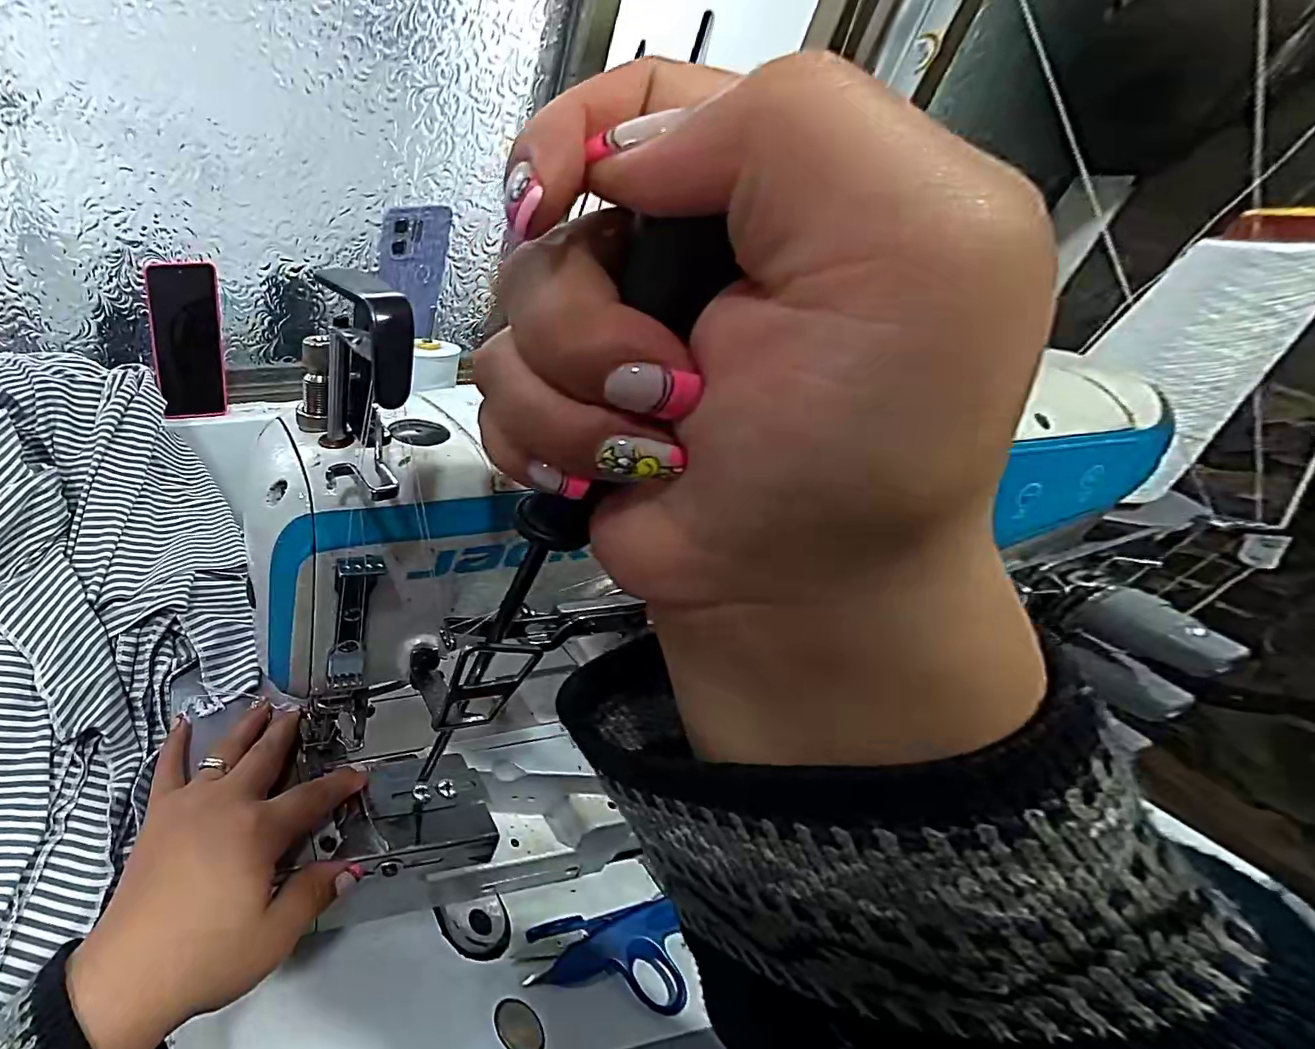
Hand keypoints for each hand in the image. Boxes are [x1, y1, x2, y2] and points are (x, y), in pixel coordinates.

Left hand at [65, 703, 367, 1048]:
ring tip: (261, 706)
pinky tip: (182, 725)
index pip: (309, 799)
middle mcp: (226, 804)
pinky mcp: (159, 813)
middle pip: (265, 758)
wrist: (132, 970)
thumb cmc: (207, 957)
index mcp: (258, 831)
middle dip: (286, 733)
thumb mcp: (273, 934)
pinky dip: (176, 743)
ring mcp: (189, 803)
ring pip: (224, 752)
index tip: (357, 774)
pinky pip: (169, 767)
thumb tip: (349, 869)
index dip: (338, 785)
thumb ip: (312, 894)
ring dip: (245, 727)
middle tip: (299, 712)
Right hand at [479, 54, 1051, 765]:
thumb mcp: (909, 242)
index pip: (631, 105)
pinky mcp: (556, 415)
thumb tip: (619, 164)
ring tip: (650, 451)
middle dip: (586, 325)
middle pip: (548, 240)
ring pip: (508, 333)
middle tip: (668, 387)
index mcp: (756, 192)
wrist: (796, 588)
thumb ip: (782, 132)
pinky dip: (540, 445)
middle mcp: (666, 262)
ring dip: (571, 403)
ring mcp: (600, 346)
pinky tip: (598, 476)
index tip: (544, 206)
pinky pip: (494, 401)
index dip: (565, 137)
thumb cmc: (871, 434)